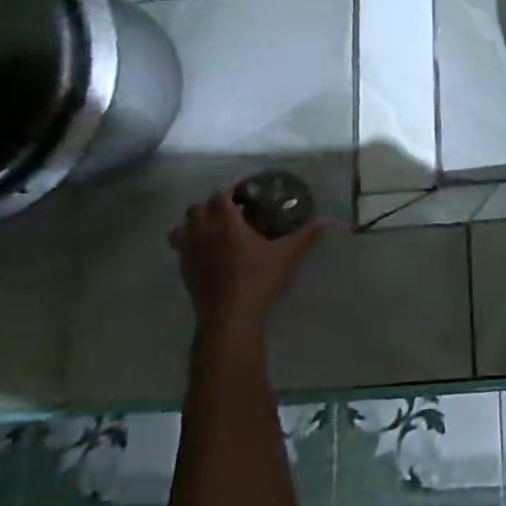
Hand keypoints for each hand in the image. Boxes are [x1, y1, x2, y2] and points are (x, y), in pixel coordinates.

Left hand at [168, 191, 333, 328]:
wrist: (229, 313)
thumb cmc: (258, 279)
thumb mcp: (286, 255)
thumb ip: (305, 234)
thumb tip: (326, 219)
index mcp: (227, 224)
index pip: (220, 196)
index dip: (231, 192)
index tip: (246, 194)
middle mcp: (203, 232)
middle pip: (198, 207)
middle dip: (214, 205)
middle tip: (234, 211)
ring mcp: (188, 250)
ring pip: (183, 224)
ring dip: (196, 221)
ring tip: (214, 228)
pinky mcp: (183, 266)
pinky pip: (179, 244)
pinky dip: (190, 239)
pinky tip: (207, 249)